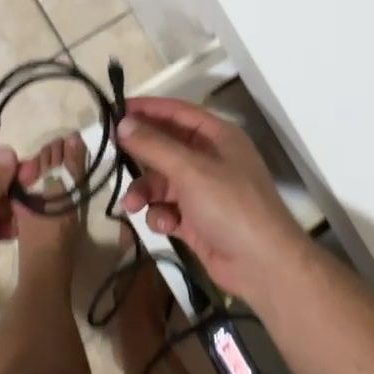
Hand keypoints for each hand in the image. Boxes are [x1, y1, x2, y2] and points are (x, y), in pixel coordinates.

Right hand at [118, 97, 310, 304]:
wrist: (261, 264)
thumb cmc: (230, 205)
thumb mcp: (190, 170)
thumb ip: (154, 146)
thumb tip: (123, 123)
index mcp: (218, 137)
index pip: (178, 113)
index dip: (148, 109)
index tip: (115, 110)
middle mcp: (211, 160)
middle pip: (167, 147)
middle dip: (141, 154)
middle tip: (112, 154)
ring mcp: (205, 192)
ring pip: (163, 182)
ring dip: (145, 191)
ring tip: (131, 205)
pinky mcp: (198, 221)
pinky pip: (169, 209)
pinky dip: (161, 215)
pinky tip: (163, 224)